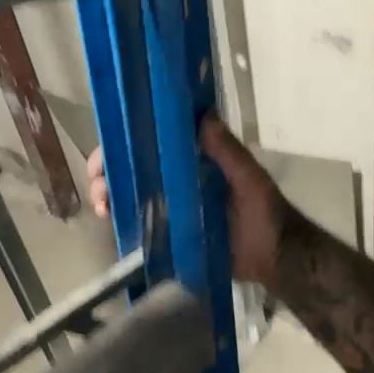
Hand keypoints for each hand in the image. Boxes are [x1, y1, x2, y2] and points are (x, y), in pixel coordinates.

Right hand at [83, 114, 285, 287]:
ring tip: (104, 206)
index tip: (108, 151)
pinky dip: (121, 221)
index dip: (125, 143)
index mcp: (193, 159)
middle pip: (132, 168)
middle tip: (99, 185)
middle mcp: (177, 179)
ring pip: (129, 195)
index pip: (152, 142)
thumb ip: (229, 152)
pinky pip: (139, 224)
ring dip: (109, 195)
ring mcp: (171, 207)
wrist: (274, 258)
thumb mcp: (249, 179)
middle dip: (107, 172)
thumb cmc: (265, 213)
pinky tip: (111, 223)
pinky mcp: (169, 235)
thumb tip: (204, 114)